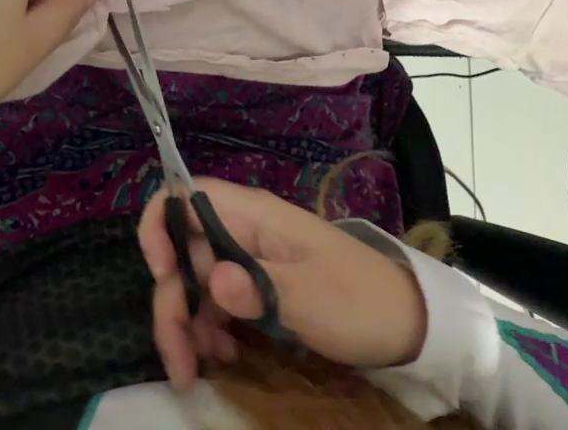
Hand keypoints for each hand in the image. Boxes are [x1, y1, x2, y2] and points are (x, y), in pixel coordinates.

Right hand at [137, 178, 427, 388]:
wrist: (409, 324)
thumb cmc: (359, 301)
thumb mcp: (311, 298)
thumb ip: (258, 287)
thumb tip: (209, 280)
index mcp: (251, 216)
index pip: (184, 195)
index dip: (158, 225)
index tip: (160, 273)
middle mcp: (242, 231)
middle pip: (182, 252)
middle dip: (172, 302)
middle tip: (178, 361)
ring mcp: (248, 260)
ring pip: (195, 282)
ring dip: (186, 325)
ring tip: (196, 372)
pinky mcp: (256, 288)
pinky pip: (216, 303)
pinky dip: (209, 331)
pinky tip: (221, 359)